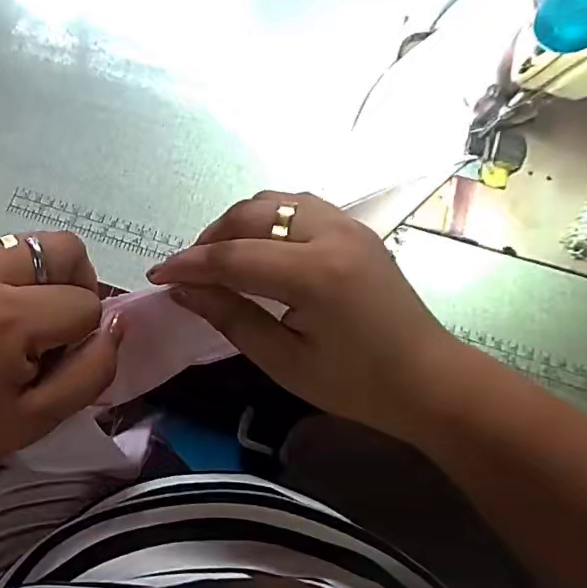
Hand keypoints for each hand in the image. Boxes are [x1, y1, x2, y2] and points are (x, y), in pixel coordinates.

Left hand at [0, 231, 119, 481]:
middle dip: (78, 286)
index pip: (86, 303)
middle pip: (66, 248)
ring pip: (40, 243)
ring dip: (53, 277)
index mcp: (7, 318)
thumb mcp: (45, 415)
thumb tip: (117, 324)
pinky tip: (13, 313)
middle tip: (60, 326)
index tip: (59, 363)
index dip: (87, 336)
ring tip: (36, 318)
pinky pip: (11, 252)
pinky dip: (27, 275)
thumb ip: (94, 369)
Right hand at [147, 192, 457, 443]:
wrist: (429, 382)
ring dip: (239, 223)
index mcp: (316, 274)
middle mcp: (333, 234)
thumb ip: (231, 318)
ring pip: (275, 201)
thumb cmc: (356, 385)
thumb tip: (184, 290)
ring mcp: (349, 226)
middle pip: (252, 214)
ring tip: (219, 258)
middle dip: (210, 238)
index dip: (189, 265)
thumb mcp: (284, 361)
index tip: (157, 276)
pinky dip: (268, 219)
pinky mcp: (356, 230)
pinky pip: (299, 207)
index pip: (234, 256)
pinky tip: (258, 248)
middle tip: (188, 272)